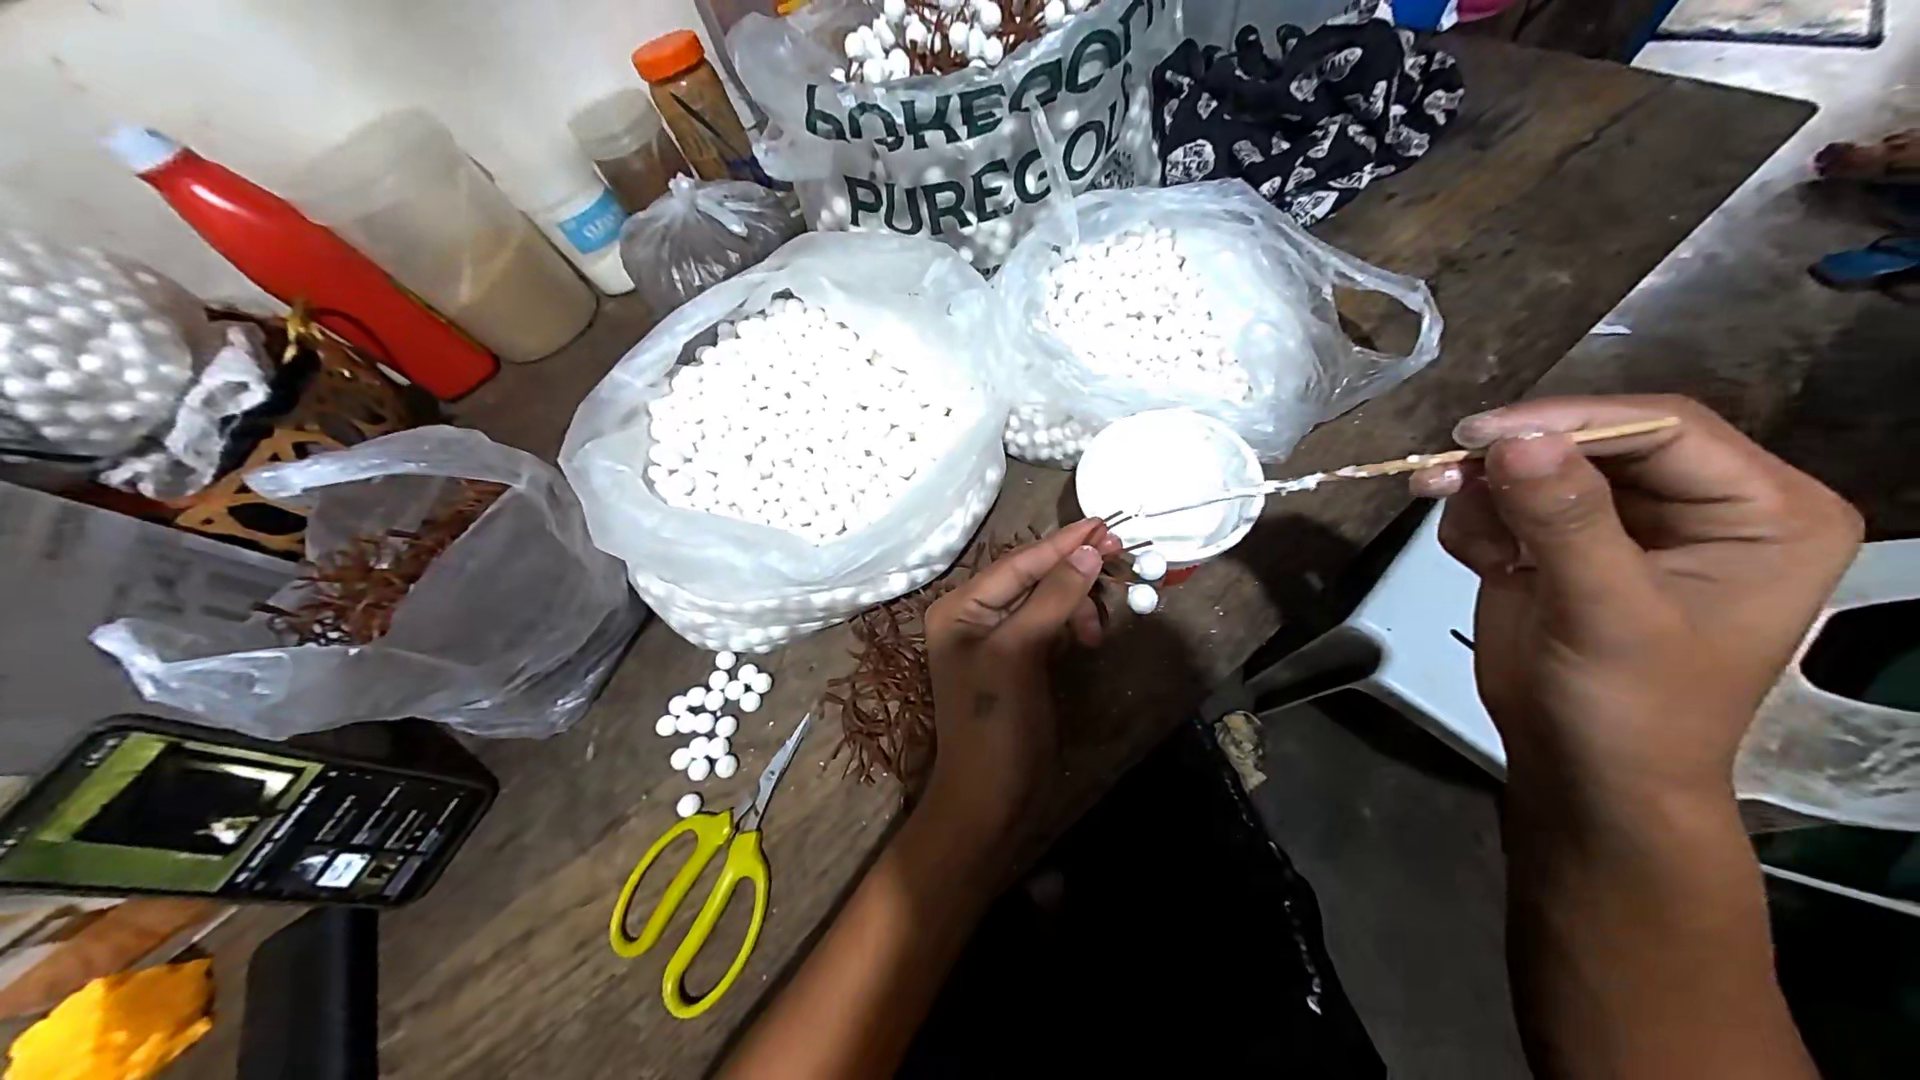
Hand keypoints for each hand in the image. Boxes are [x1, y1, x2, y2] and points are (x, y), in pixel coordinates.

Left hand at [920, 520, 1120, 852]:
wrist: (989, 796)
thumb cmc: (996, 721)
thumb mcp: (1020, 652)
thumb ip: (1054, 597)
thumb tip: (1089, 550)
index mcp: (959, 607)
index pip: (1017, 562)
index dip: (1062, 543)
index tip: (1104, 523)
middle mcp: (972, 615)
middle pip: (1032, 577)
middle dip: (1074, 573)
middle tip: (1120, 563)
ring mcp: (995, 639)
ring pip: (1046, 601)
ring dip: (1077, 604)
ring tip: (1098, 630)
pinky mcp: (1017, 660)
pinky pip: (1049, 626)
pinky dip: (1072, 624)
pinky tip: (1089, 636)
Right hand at [1410, 395, 1860, 809]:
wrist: (1580, 766)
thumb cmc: (1628, 707)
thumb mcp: (1604, 612)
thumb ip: (1565, 521)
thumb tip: (1515, 441)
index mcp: (1758, 513)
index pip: (1663, 430)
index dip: (1570, 423)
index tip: (1479, 437)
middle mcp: (1695, 506)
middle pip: (1592, 443)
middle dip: (1513, 460)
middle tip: (1440, 473)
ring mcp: (1621, 525)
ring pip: (1537, 468)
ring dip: (1484, 493)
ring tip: (1458, 528)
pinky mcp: (1560, 543)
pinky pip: (1506, 503)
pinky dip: (1477, 525)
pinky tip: (1481, 563)